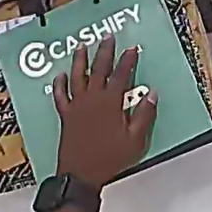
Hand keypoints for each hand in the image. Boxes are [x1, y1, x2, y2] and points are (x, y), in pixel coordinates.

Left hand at [52, 38, 157, 188]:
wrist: (81, 174)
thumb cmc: (109, 158)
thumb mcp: (135, 139)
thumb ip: (144, 115)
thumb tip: (151, 94)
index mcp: (111, 103)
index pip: (121, 75)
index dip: (127, 60)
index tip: (132, 49)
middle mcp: (92, 99)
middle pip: (99, 69)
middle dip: (105, 52)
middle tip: (107, 38)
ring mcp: (77, 106)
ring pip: (77, 76)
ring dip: (80, 60)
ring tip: (82, 47)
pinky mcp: (66, 115)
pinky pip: (61, 95)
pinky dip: (60, 84)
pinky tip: (60, 76)